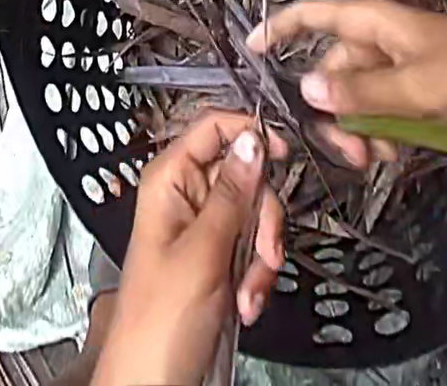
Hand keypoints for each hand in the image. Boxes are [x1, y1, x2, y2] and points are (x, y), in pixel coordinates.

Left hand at [92, 111, 286, 385]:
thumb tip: (254, 137)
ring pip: (254, 211)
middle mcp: (188, 192)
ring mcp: (205, 224)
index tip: (284, 153)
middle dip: (262, 215)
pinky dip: (257, 274)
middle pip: (244, 172)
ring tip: (249, 293)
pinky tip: (246, 303)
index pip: (212, 127)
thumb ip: (232, 193)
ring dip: (262, 254)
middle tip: (265, 251)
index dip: (249, 131)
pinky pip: (252, 245)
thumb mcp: (202, 251)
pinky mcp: (219, 255)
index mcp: (170, 177)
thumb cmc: (162, 318)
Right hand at [247, 0, 446, 163]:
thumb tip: (306, 90)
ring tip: (377, 157)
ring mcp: (400, 65)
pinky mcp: (419, 89)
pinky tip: (395, 153)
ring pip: (356, 96)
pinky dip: (381, 130)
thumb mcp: (418, 91)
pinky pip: (382, 108)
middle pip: (333, 70)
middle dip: (333, 111)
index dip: (279, 28)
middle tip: (348, 152)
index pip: (312, 14)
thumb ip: (360, 94)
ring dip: (358, 127)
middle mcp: (380, 39)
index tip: (251, 49)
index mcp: (374, 22)